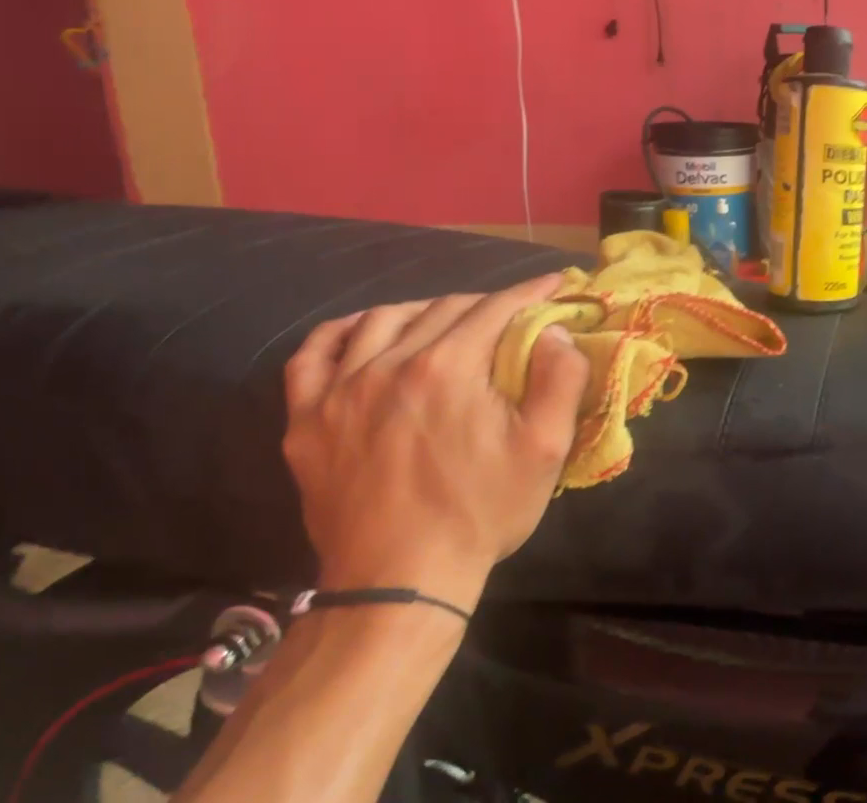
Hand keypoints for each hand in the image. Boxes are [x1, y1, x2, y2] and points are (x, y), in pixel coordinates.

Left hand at [282, 274, 587, 611]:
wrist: (399, 579)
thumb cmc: (481, 512)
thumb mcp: (546, 449)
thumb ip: (560, 380)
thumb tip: (556, 331)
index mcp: (448, 368)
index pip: (493, 308)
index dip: (528, 293)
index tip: (553, 286)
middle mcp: (388, 365)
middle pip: (441, 309)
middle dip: (484, 303)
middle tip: (510, 316)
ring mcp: (338, 392)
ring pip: (380, 320)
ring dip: (421, 310)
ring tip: (445, 322)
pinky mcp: (306, 421)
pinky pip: (313, 355)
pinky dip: (342, 332)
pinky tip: (362, 333)